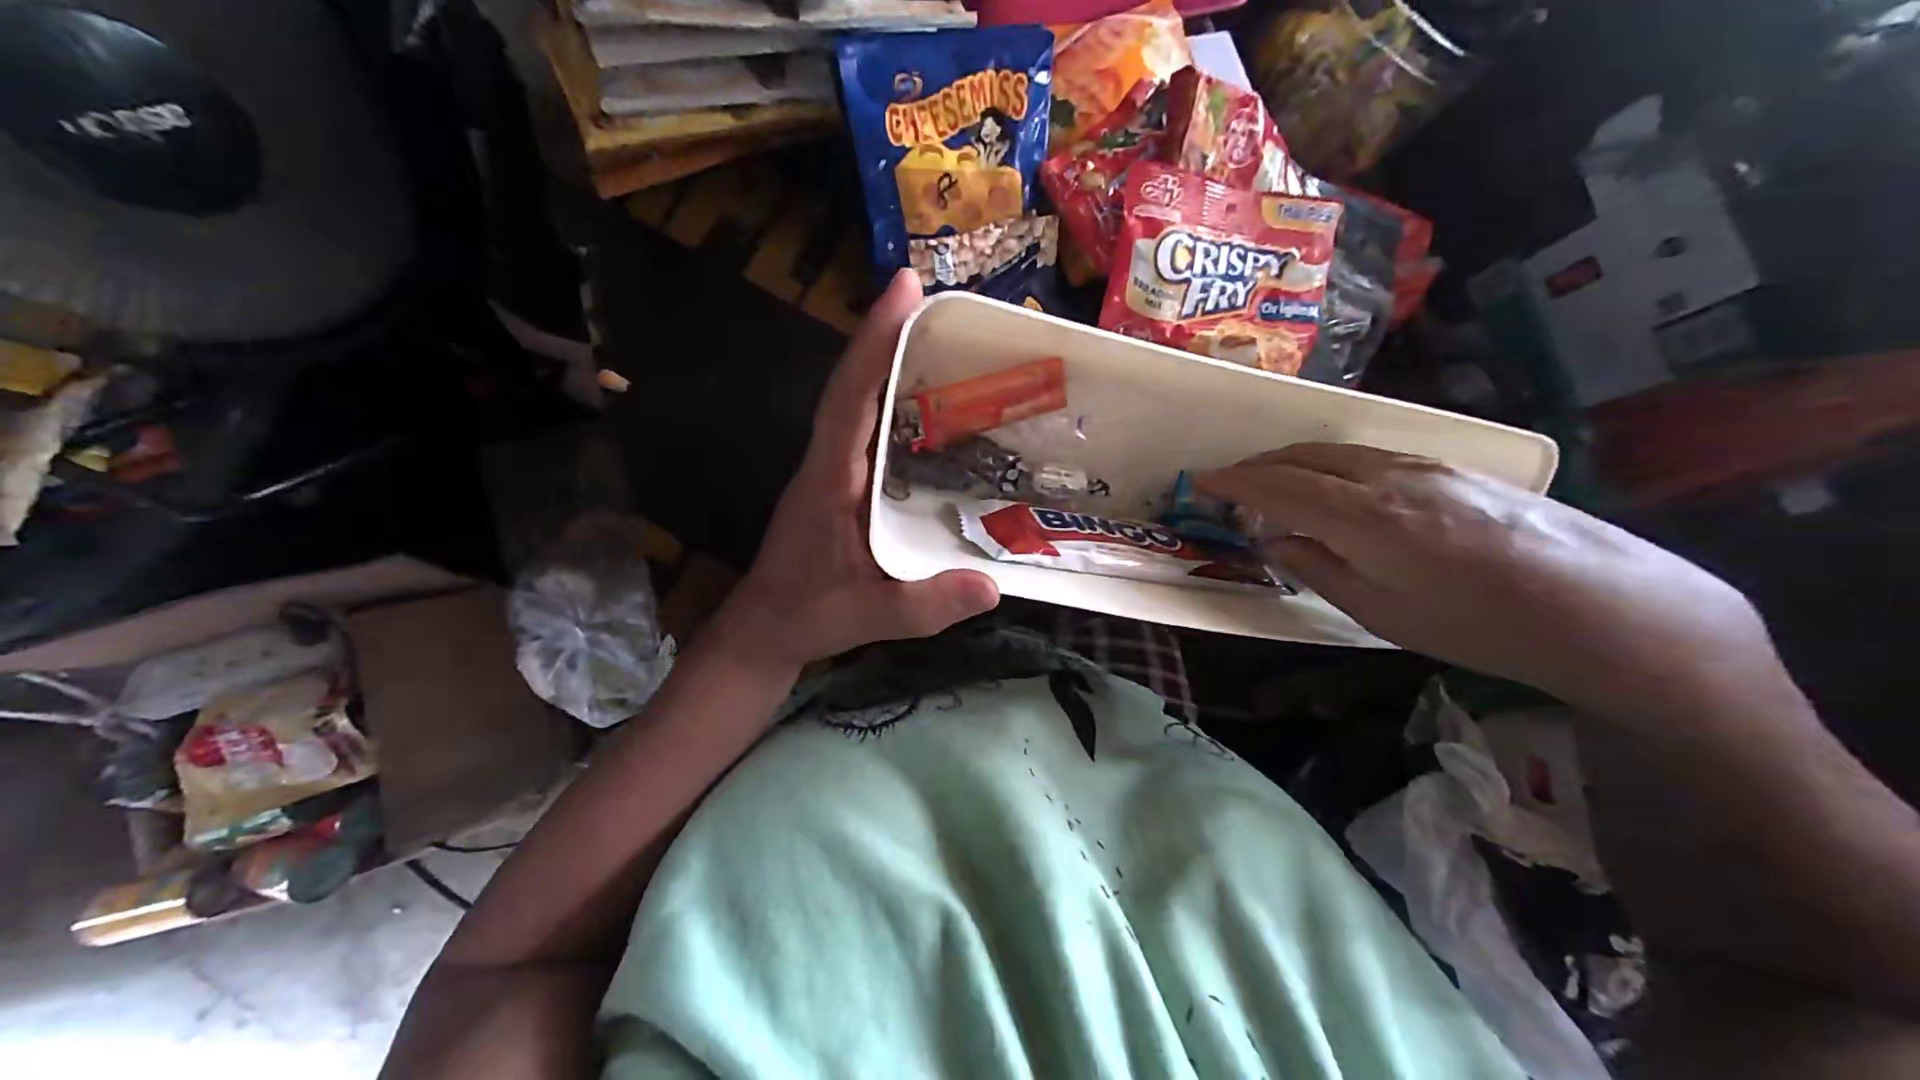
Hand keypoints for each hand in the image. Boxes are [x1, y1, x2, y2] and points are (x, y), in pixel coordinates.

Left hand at [714, 270, 999, 669]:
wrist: (766, 629)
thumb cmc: (808, 616)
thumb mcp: (869, 616)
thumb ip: (925, 606)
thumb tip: (992, 585)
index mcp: (829, 479)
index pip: (850, 398)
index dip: (875, 341)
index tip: (904, 287)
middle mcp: (829, 462)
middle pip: (856, 384)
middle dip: (891, 336)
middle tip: (943, 304)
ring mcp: (833, 471)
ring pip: (861, 402)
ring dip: (893, 364)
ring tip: (946, 340)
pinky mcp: (843, 484)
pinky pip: (870, 430)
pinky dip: (896, 403)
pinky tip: (935, 406)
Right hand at [1197, 443, 1786, 713]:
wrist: (1605, 609)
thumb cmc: (1480, 626)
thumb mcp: (1383, 613)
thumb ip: (1318, 569)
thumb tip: (1274, 542)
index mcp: (1363, 518)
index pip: (1279, 486)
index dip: (1234, 481)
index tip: (1201, 480)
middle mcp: (1389, 478)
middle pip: (1306, 456)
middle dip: (1260, 464)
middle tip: (1231, 484)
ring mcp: (1426, 467)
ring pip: (1340, 450)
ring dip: (1296, 461)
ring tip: (1275, 483)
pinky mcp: (1455, 469)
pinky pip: (1373, 455)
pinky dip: (1335, 463)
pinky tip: (1337, 486)